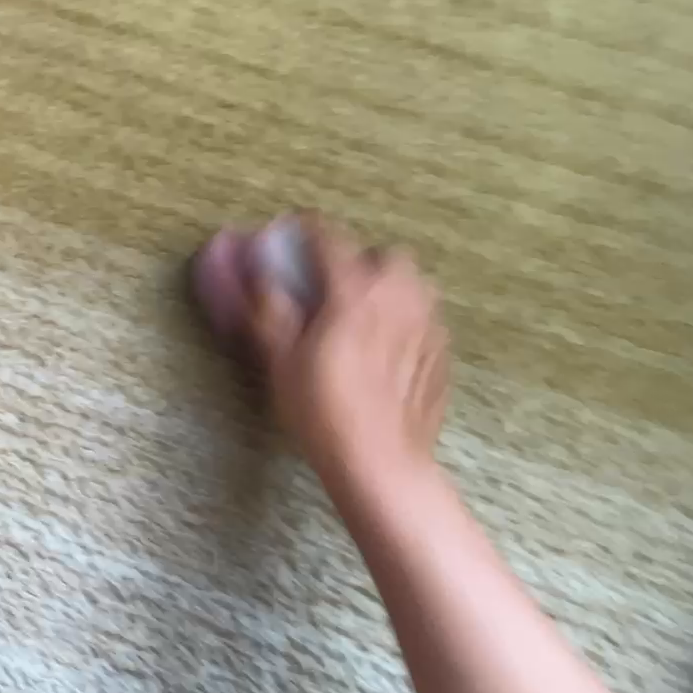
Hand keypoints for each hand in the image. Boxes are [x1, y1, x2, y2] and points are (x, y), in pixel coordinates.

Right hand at [246, 215, 450, 486]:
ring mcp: (428, 329)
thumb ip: (266, 303)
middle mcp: (399, 302)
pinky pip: (424, 318)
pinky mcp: (441, 357)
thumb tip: (250, 265)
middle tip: (329, 279)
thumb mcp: (278, 354)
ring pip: (414, 285)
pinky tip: (380, 344)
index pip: (331, 239)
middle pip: (387, 256)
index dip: (306, 229)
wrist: (380, 463)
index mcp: (355, 294)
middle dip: (359, 258)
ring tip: (358, 308)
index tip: (286, 232)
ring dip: (386, 284)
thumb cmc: (320, 406)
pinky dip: (402, 316)